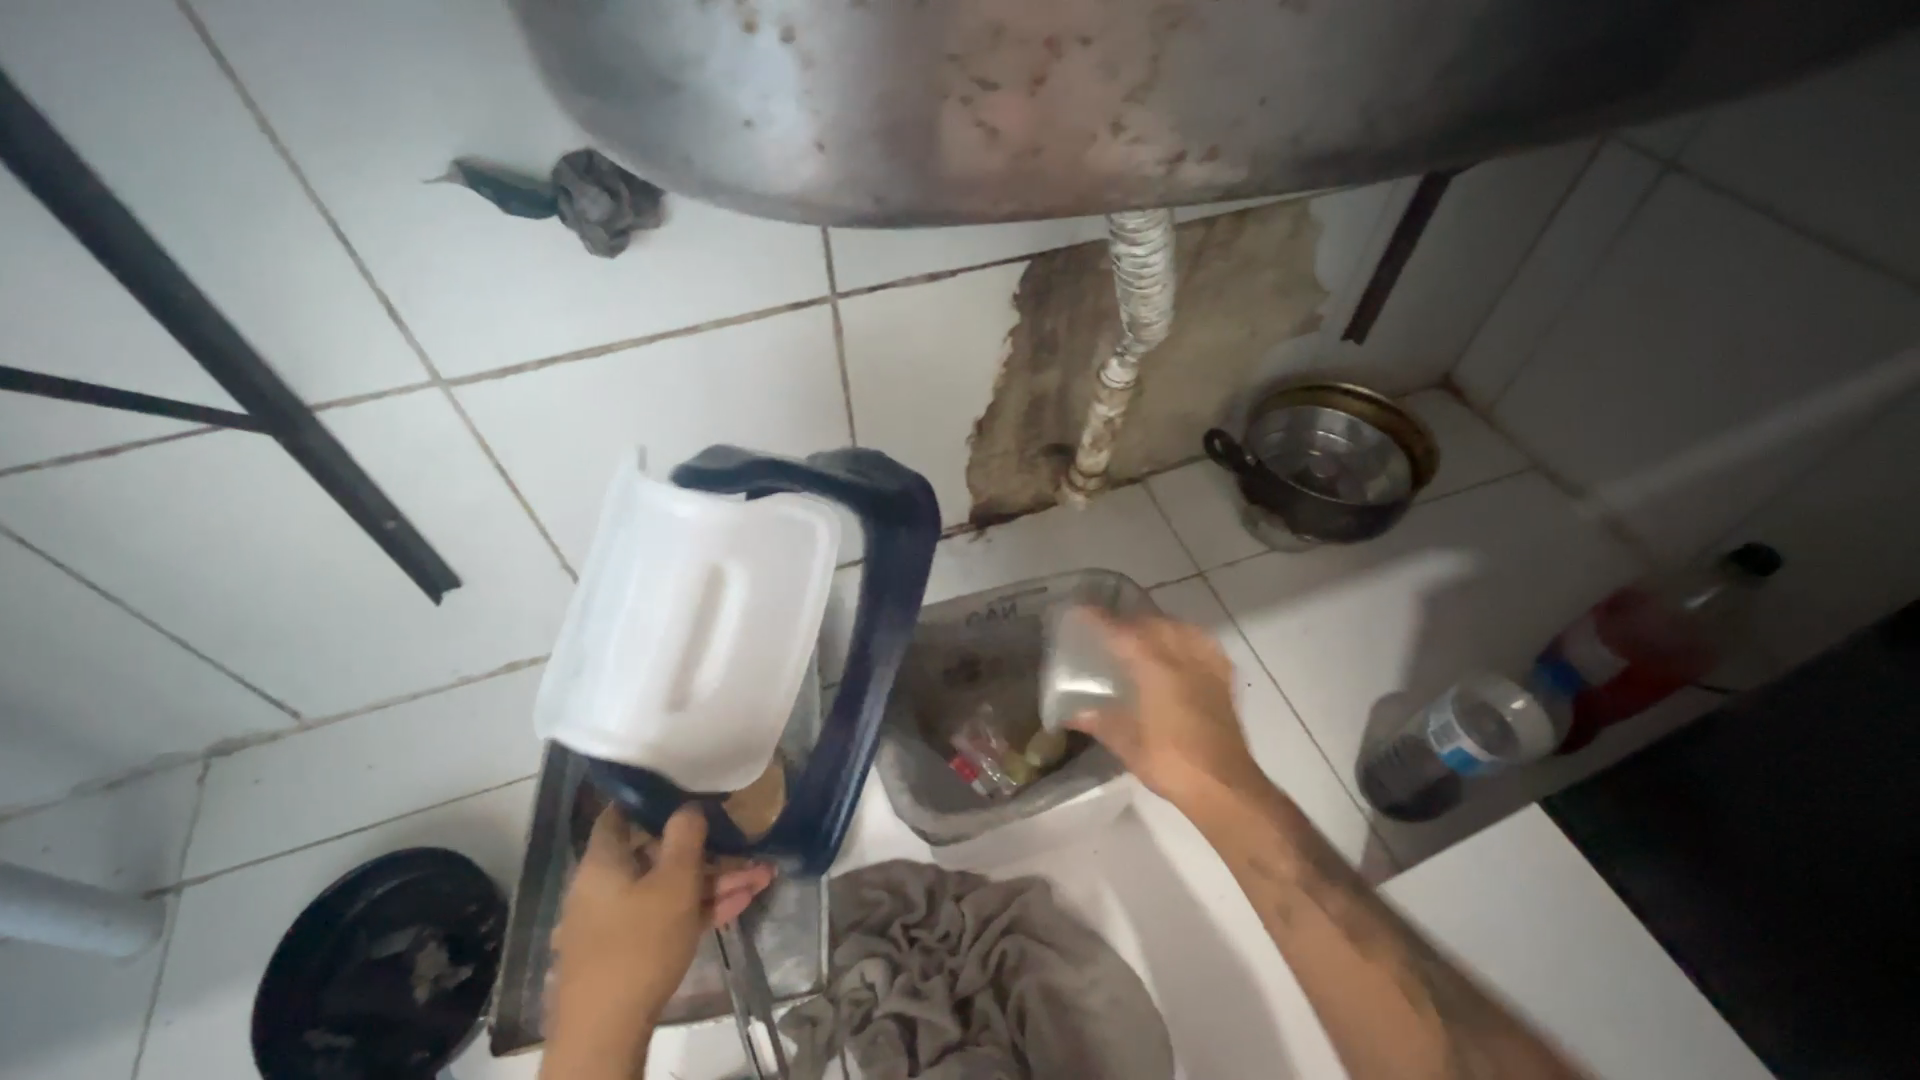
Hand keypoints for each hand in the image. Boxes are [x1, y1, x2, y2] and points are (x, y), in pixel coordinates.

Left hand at [546, 806, 775, 1051]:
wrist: (606, 1032)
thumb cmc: (639, 944)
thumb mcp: (673, 883)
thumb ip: (685, 837)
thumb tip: (688, 806)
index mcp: (604, 861)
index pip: (621, 814)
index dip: (652, 798)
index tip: (689, 788)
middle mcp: (606, 884)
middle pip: (659, 853)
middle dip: (709, 850)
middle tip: (749, 844)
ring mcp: (618, 919)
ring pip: (670, 887)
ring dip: (716, 881)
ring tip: (764, 876)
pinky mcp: (631, 948)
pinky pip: (668, 914)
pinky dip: (701, 907)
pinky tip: (743, 902)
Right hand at [1066, 611, 1267, 809]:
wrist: (1222, 786)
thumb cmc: (1169, 762)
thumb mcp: (1126, 743)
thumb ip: (1099, 721)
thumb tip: (1073, 713)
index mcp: (1155, 669)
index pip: (1122, 633)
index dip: (1100, 619)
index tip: (1080, 610)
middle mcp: (1183, 658)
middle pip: (1154, 623)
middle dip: (1129, 620)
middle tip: (1108, 627)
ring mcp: (1208, 667)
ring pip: (1181, 629)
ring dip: (1159, 625)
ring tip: (1142, 633)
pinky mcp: (1224, 681)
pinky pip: (1204, 644)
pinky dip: (1187, 638)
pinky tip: (1180, 648)